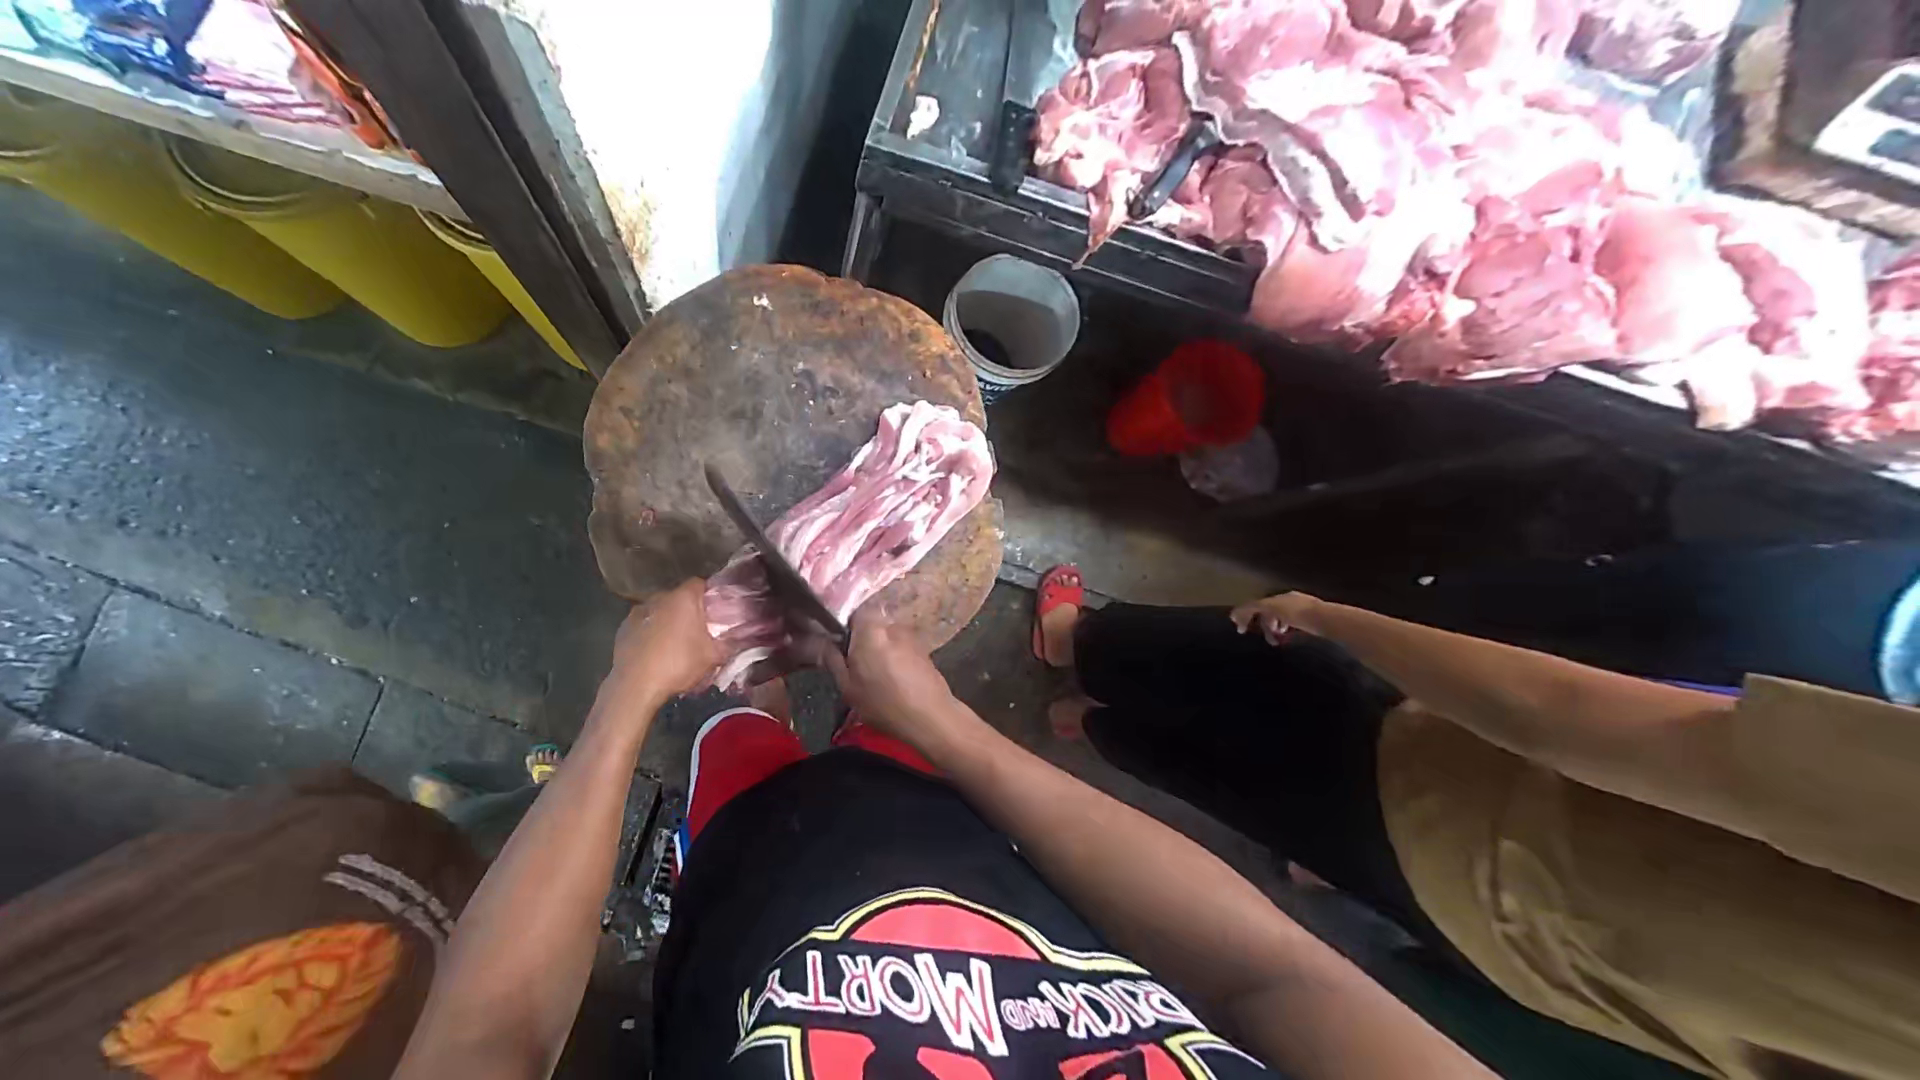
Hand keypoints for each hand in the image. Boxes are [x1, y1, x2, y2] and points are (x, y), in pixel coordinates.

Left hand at [608, 579, 723, 699]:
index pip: (700, 583)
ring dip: (668, 620)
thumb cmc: (678, 664)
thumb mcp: (714, 656)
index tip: (716, 610)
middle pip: (679, 597)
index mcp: (683, 598)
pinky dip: (651, 632)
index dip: (710, 595)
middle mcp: (659, 598)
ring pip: (660, 610)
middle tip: (699, 629)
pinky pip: (644, 624)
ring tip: (676, 642)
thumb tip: (738, 639)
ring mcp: (637, 612)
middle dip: (689, 609)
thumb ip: (728, 643)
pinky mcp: (623, 628)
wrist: (635, 687)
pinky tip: (655, 651)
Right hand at [804, 615, 959, 746]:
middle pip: (872, 623)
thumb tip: (820, 642)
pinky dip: (896, 656)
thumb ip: (832, 659)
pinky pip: (902, 646)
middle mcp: (892, 625)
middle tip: (856, 664)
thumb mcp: (848, 686)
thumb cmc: (883, 702)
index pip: (855, 611)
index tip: (840, 646)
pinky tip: (894, 679)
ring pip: (888, 635)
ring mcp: (911, 636)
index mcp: (871, 629)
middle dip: (863, 638)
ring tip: (876, 675)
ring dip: (881, 648)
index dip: (846, 626)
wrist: (929, 717)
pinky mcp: (924, 649)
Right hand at [1229, 591, 1323, 644]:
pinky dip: (1288, 632)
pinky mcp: (1313, 620)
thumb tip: (1233, 613)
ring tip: (1278, 641)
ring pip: (1283, 619)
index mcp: (1280, 597)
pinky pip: (1294, 625)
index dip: (1246, 615)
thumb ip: (1251, 608)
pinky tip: (1290, 638)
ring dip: (1276, 629)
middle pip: (1271, 612)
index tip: (1241, 629)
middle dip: (1264, 625)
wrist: (1328, 620)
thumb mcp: (1271, 608)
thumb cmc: (1298, 614)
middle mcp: (1291, 600)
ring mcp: (1304, 609)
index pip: (1258, 604)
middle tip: (1267, 639)